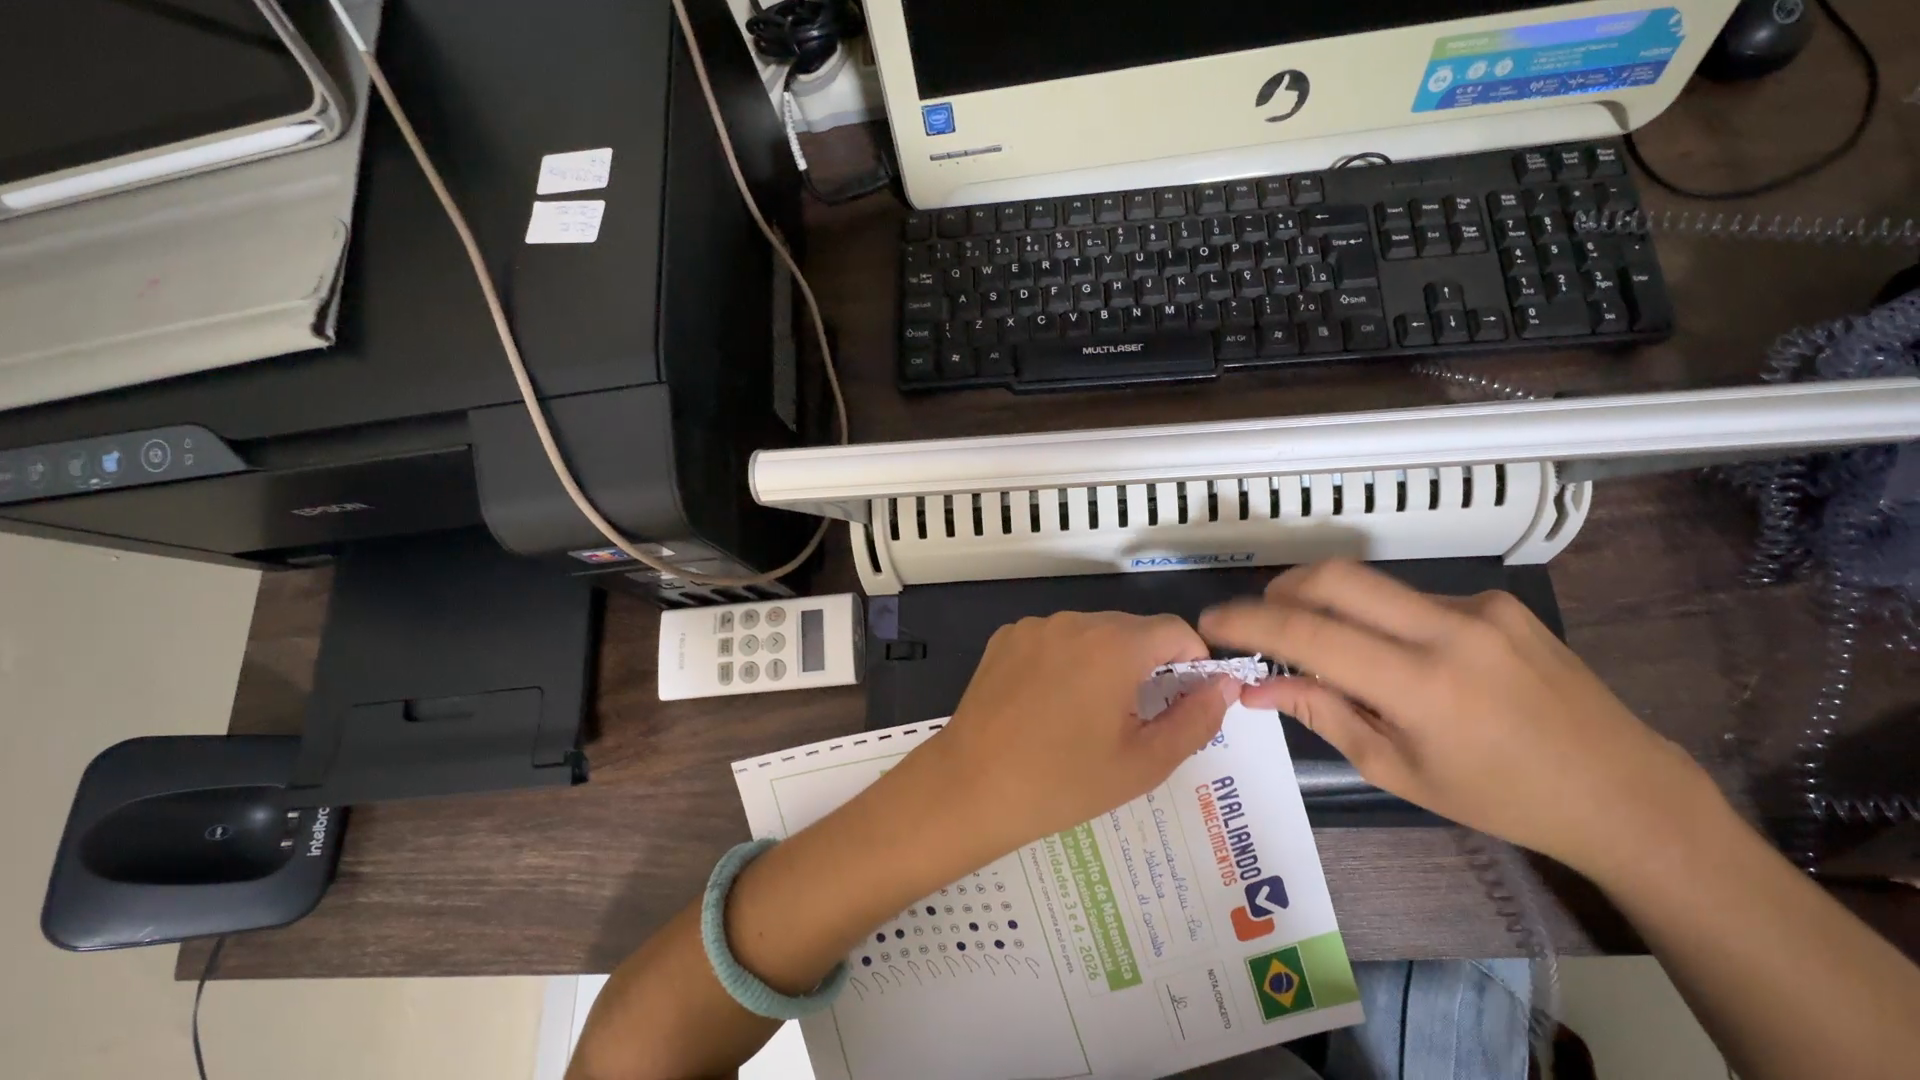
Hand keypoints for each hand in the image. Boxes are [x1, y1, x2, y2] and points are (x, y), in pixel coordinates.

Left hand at [913, 612, 1238, 853]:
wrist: (970, 788)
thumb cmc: (1062, 783)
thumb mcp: (1143, 763)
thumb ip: (1195, 719)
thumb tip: (1223, 686)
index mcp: (1115, 645)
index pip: (1176, 631)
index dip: (1192, 663)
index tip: (1184, 703)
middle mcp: (1075, 622)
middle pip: (1133, 630)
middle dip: (1147, 666)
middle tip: (1136, 721)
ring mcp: (1034, 627)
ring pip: (1092, 634)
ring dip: (1105, 663)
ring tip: (1088, 718)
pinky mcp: (1005, 638)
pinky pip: (1054, 641)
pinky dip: (1065, 663)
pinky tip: (1049, 706)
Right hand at [1198, 561, 1716, 876]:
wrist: (1621, 789)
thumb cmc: (1500, 798)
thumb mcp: (1399, 771)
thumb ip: (1324, 715)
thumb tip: (1258, 685)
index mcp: (1422, 685)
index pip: (1311, 633)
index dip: (1249, 621)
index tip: (1210, 623)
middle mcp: (1450, 629)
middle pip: (1337, 577)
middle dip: (1282, 589)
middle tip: (1258, 618)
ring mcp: (1480, 608)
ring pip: (1374, 585)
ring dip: (1332, 605)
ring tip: (1327, 649)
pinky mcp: (1499, 602)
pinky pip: (1415, 598)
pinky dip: (1382, 618)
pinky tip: (1397, 657)